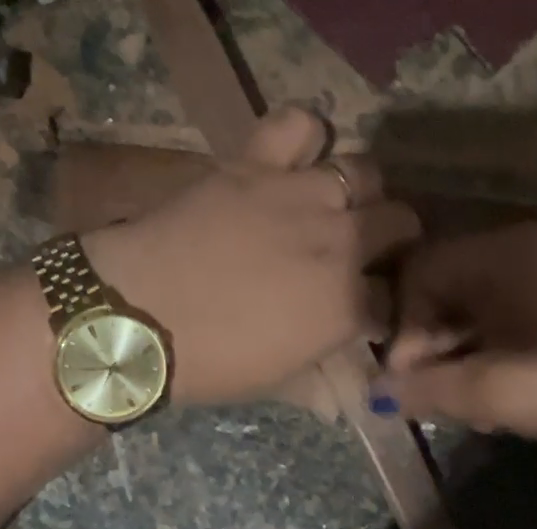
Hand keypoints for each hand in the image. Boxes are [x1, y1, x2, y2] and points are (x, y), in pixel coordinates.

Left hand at [82, 108, 420, 406]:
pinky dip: (305, 136)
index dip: (381, 311)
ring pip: (365, 172)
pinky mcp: (256, 162)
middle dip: (390, 244)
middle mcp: (341, 241)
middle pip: (399, 225)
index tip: (364, 318)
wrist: (137, 315)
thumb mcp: (273, 385)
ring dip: (359, 193)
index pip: (391, 301)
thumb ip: (319, 381)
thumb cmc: (207, 364)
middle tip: (359, 259)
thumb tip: (342, 395)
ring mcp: (301, 194)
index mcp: (347, 306)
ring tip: (333, 210)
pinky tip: (296, 160)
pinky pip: (299, 124)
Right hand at [379, 222, 536, 449]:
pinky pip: (518, 312)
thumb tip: (376, 393)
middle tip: (434, 397)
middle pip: (450, 283)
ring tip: (471, 402)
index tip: (408, 384)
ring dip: (462, 351)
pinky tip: (511, 390)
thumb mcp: (499, 394)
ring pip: (483, 302)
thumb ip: (429, 390)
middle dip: (429, 342)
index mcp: (507, 255)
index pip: (419, 270)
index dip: (401, 328)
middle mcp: (533, 248)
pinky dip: (498, 348)